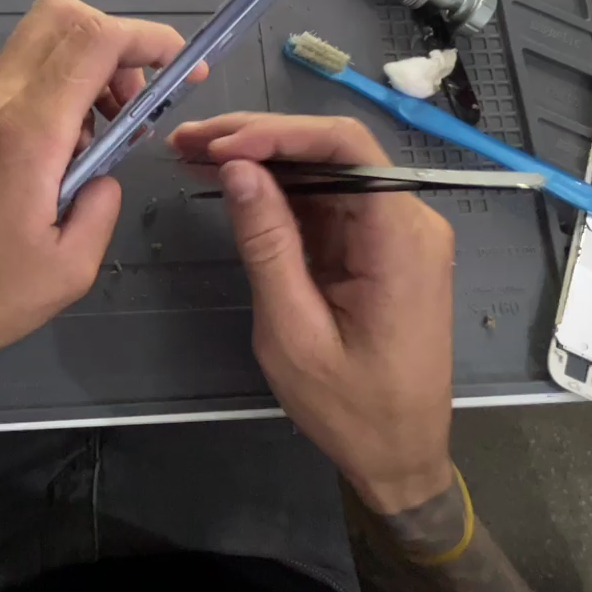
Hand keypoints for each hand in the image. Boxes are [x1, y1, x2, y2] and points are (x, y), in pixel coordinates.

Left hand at [0, 0, 195, 386]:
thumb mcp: (66, 271)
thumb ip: (102, 205)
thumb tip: (104, 171)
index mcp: (25, 134)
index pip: (92, 40)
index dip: (146, 37)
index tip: (178, 63)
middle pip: (59, 16)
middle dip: (114, 40)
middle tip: (133, 99)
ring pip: (35, 44)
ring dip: (81, 69)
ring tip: (97, 137)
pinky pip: (11, 78)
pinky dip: (49, 91)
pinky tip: (54, 152)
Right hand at [168, 113, 456, 513]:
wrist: (398, 459)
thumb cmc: (351, 408)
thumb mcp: (293, 331)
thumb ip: (266, 243)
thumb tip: (236, 168)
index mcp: (400, 238)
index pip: (345, 147)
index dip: (277, 133)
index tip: (218, 146)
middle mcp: (406, 218)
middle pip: (329, 150)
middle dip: (254, 138)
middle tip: (186, 139)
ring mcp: (390, 228)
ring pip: (318, 168)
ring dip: (255, 157)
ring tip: (190, 152)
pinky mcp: (370, 241)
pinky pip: (319, 197)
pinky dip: (270, 188)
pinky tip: (223, 177)